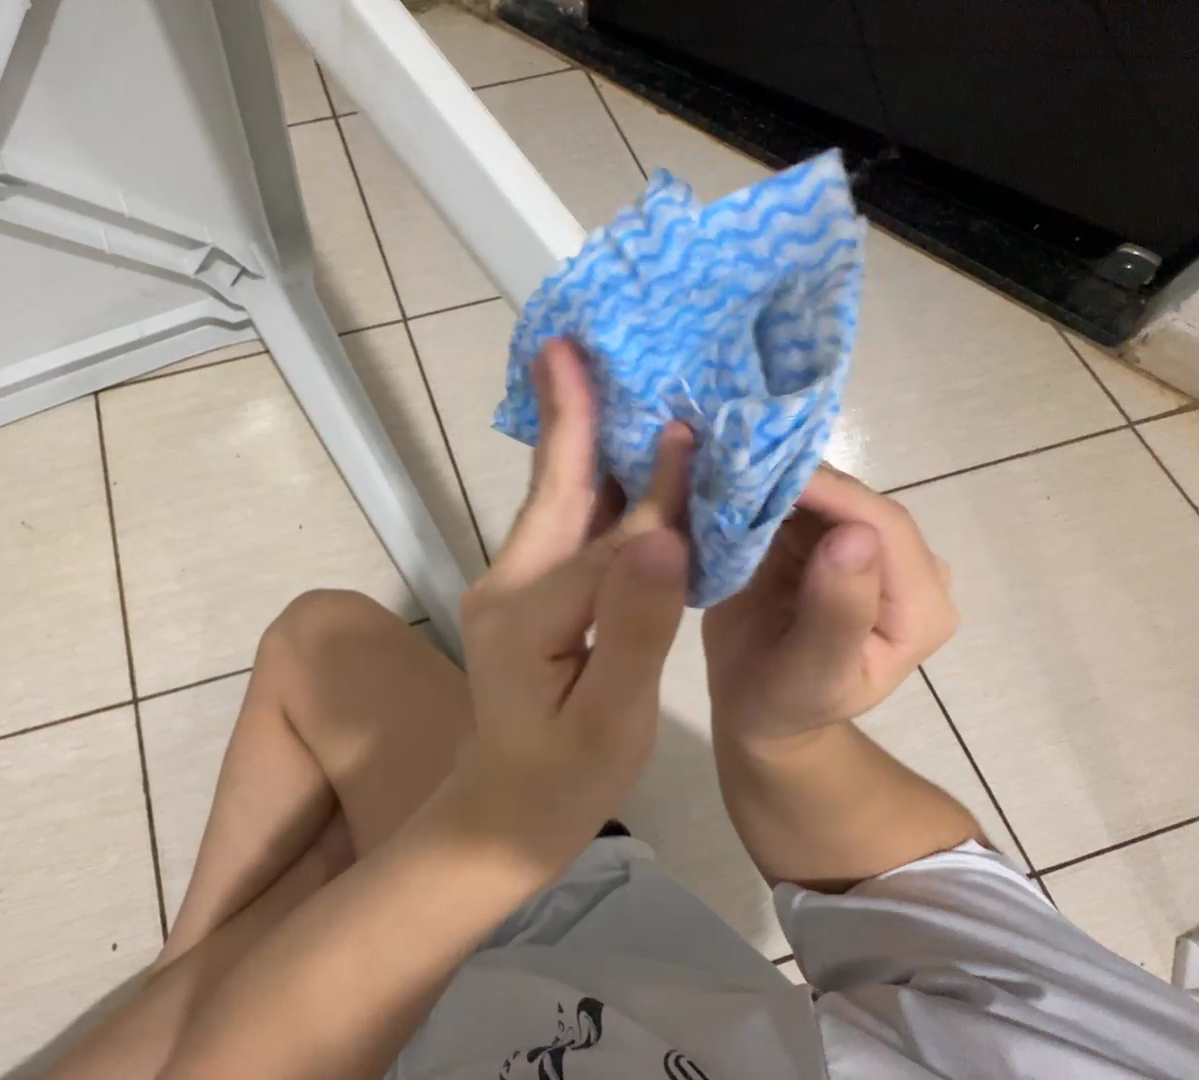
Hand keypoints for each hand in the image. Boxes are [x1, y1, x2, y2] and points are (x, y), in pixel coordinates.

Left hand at [459, 339, 692, 869]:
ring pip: (556, 502)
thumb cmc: (564, 780)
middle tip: (569, 342)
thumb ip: (633, 627)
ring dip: (579, 440)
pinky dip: (590, 484)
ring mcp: (511, 585)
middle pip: (554, 491)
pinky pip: (563, 527)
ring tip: (595, 374)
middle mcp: (508, 583)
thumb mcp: (609, 719)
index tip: (694, 430)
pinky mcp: (524, 593)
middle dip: (570, 416)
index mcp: (525, 613)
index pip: (606, 540)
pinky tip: (617, 456)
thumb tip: (663, 536)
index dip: (657, 493)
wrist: (505, 810)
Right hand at [702, 465, 956, 744]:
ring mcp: (860, 552)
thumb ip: (837, 613)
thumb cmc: (784, 703)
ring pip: (820, 497)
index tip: (764, 473)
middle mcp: (901, 569)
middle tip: (731, 464)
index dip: (832, 494)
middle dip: (797, 481)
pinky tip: (724, 483)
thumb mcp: (811, 675)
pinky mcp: (821, 543)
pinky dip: (760, 492)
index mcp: (919, 605)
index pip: (885, 528)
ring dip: (773, 480)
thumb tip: (853, 536)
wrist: (755, 709)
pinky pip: (793, 505)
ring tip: (721, 467)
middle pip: (854, 503)